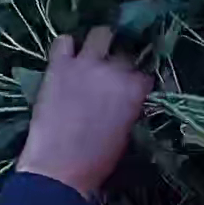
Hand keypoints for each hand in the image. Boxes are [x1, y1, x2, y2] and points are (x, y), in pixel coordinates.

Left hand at [17, 27, 151, 197]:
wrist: (58, 170)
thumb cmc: (97, 161)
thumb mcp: (125, 133)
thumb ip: (129, 107)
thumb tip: (127, 98)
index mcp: (134, 90)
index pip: (145, 74)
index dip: (138, 80)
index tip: (133, 86)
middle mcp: (114, 71)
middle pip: (125, 53)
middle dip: (121, 62)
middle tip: (112, 72)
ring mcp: (85, 65)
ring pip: (100, 34)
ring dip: (100, 42)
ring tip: (94, 52)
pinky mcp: (59, 66)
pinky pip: (64, 42)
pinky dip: (67, 47)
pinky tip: (66, 56)